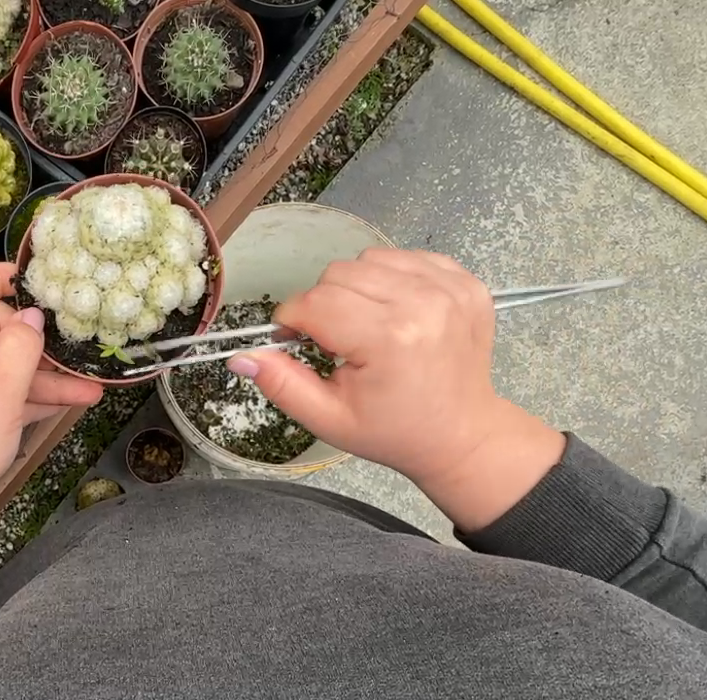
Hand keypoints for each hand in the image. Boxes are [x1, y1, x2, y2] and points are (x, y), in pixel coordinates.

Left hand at [0, 263, 103, 523]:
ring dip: (50, 375)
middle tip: (81, 343)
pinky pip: (11, 395)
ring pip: (11, 367)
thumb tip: (32, 316)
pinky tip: (76, 402)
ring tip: (94, 386)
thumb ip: (21, 345)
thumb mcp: (0, 387)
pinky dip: (39, 398)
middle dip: (40, 338)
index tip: (36, 283)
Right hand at [229, 248, 564, 529]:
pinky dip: (389, 280)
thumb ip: (281, 384)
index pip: (315, 303)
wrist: (459, 434)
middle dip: (324, 304)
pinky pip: (405, 258)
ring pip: (369, 260)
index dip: (293, 321)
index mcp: (388, 339)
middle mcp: (422, 303)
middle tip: (334, 342)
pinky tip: (392, 314)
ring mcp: (449, 288)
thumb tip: (240, 356)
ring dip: (355, 289)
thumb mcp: (327, 419)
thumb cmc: (391, 431)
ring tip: (364, 327)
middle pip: (338, 274)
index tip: (295, 342)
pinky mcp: (465, 281)